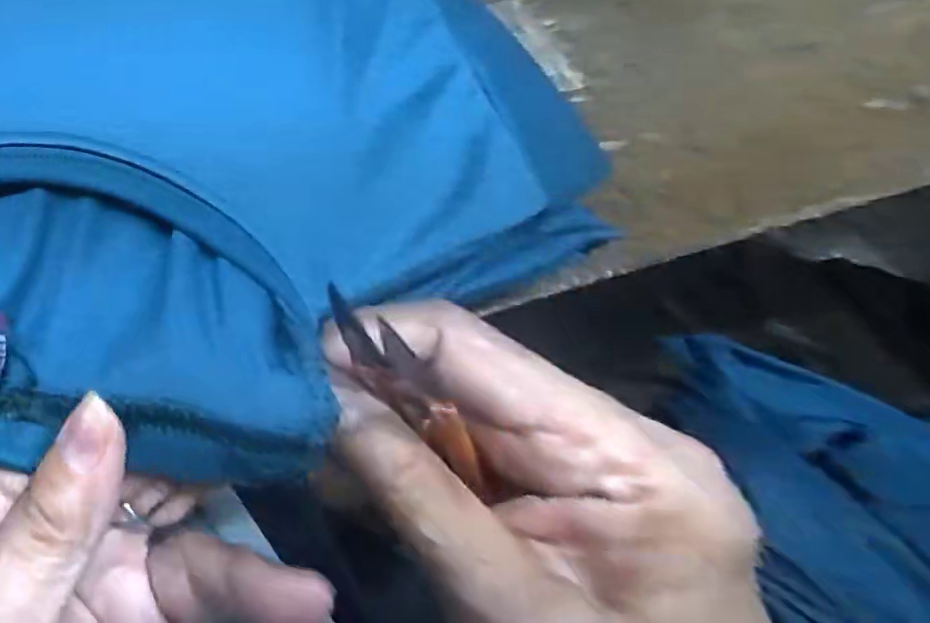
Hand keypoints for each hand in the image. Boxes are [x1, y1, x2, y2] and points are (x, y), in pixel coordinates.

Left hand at [0, 393, 334, 622]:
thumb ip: (51, 515)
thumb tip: (99, 404)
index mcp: (3, 483)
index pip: (73, 417)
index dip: (133, 390)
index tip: (197, 367)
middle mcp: (60, 505)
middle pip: (143, 463)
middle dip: (207, 454)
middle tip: (274, 437)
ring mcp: (102, 555)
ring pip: (184, 529)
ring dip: (245, 551)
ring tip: (309, 591)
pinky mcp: (136, 600)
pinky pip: (196, 583)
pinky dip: (249, 591)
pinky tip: (300, 600)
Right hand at [324, 301, 768, 622]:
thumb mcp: (505, 603)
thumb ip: (412, 489)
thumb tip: (325, 395)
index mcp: (624, 452)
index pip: (471, 342)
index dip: (378, 334)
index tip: (309, 359)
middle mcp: (607, 427)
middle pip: (458, 368)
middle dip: (372, 382)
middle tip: (305, 408)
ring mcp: (584, 448)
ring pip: (450, 399)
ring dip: (380, 418)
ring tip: (325, 450)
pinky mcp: (559, 472)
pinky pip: (462, 437)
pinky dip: (405, 450)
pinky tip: (363, 472)